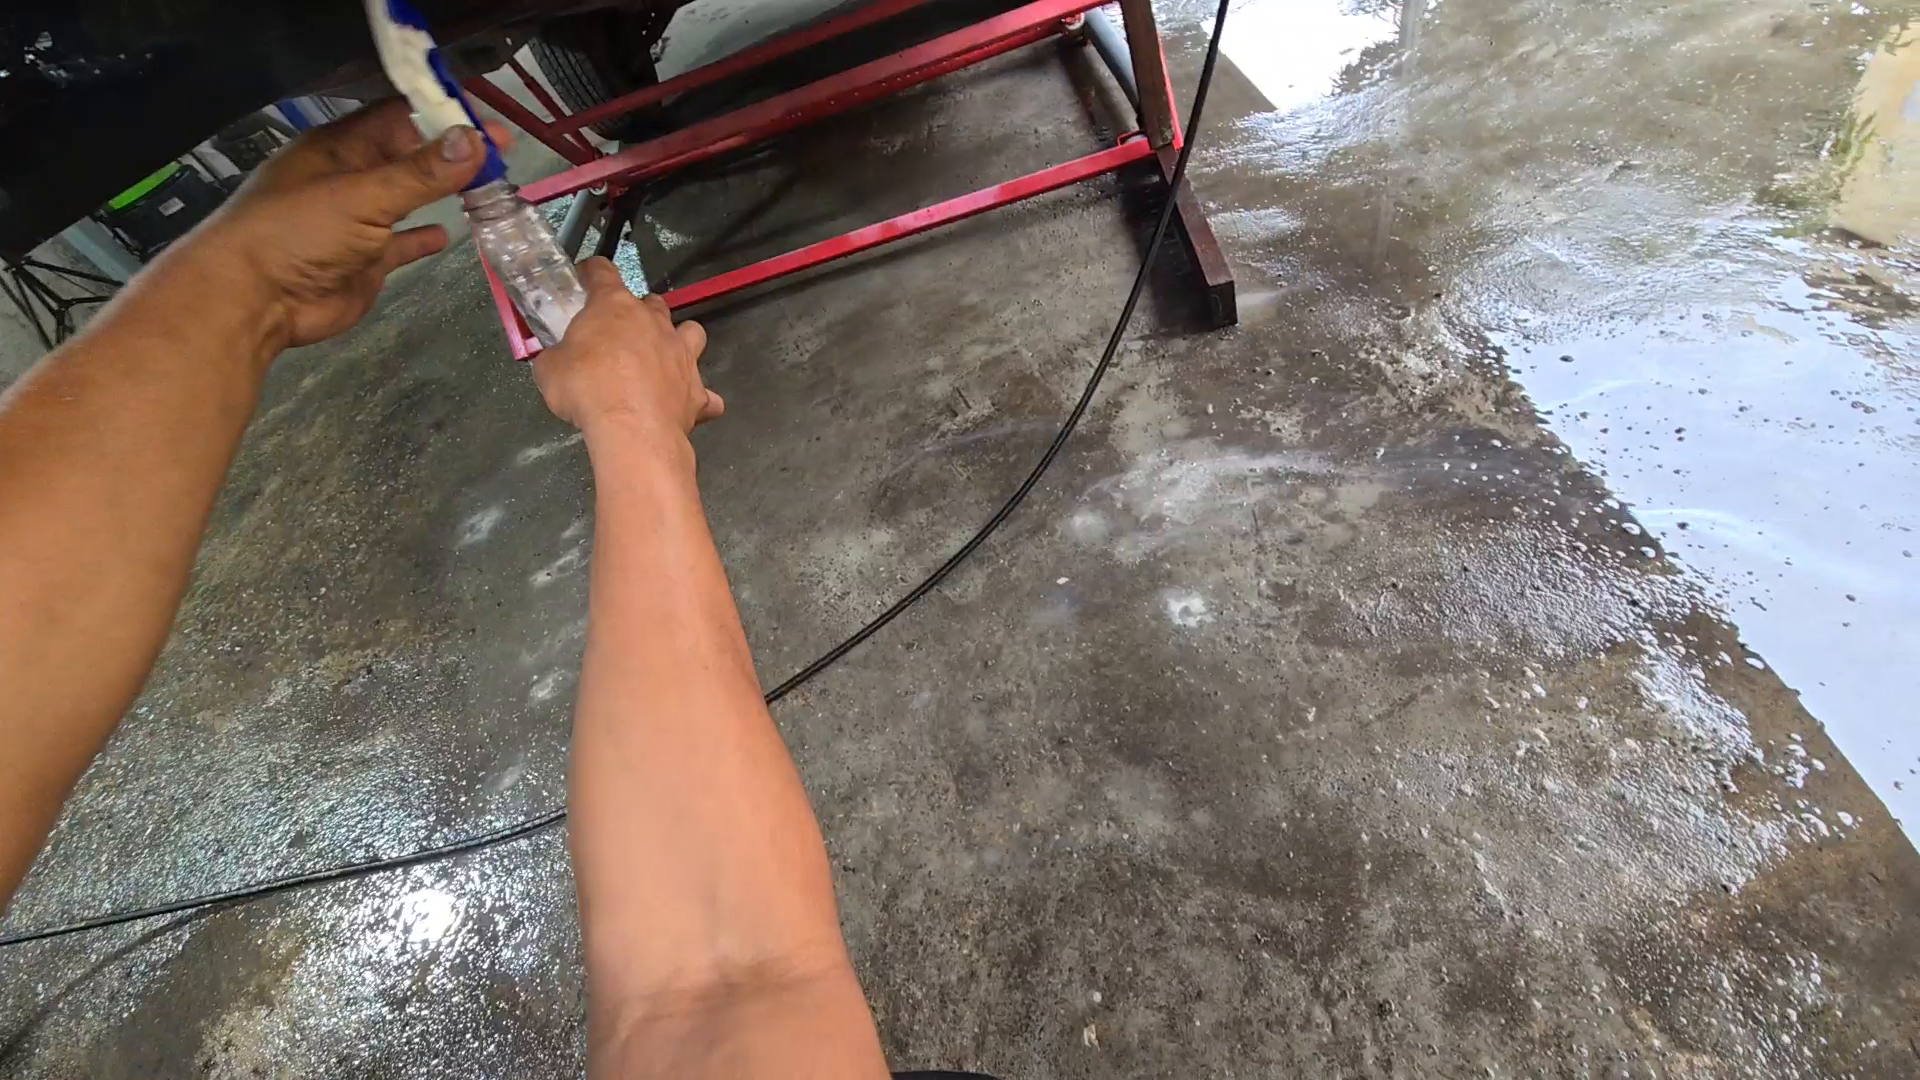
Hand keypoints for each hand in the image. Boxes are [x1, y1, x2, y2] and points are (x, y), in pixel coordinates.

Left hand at [184, 98, 513, 347]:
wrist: (260, 297)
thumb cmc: (297, 234)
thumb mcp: (363, 196)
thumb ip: (421, 173)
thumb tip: (473, 141)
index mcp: (340, 148)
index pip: (399, 118)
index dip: (442, 116)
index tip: (488, 126)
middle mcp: (350, 177)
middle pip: (409, 155)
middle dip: (451, 153)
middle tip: (500, 157)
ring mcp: (360, 219)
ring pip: (411, 196)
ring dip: (444, 191)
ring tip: (486, 190)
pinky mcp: (369, 257)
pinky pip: (403, 241)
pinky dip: (425, 236)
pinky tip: (446, 234)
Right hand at [531, 258, 723, 443]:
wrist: (631, 429)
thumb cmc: (586, 389)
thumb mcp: (550, 368)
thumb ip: (559, 355)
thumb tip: (559, 360)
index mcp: (615, 308)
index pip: (604, 274)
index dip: (593, 274)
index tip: (586, 279)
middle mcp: (656, 325)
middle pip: (654, 304)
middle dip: (641, 312)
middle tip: (624, 331)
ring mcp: (683, 356)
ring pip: (693, 333)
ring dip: (681, 340)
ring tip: (666, 357)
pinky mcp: (699, 392)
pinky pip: (708, 394)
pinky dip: (699, 398)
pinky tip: (687, 404)